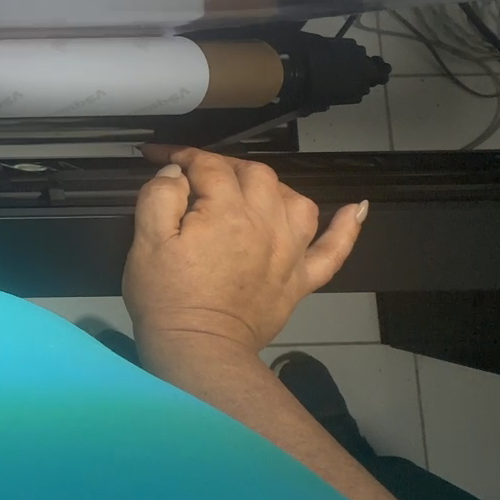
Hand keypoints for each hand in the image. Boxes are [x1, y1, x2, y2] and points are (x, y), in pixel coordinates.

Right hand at [123, 145, 366, 356]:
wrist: (198, 345)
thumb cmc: (164, 292)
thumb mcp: (145, 239)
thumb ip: (159, 196)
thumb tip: (175, 172)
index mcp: (226, 214)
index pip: (208, 166)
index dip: (180, 154)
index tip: (156, 155)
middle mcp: (268, 225)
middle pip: (256, 175)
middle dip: (221, 164)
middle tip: (191, 172)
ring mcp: (292, 252)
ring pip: (295, 200)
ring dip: (270, 185)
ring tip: (243, 188)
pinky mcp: (302, 278)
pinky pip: (336, 247)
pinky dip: (348, 224)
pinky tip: (355, 208)